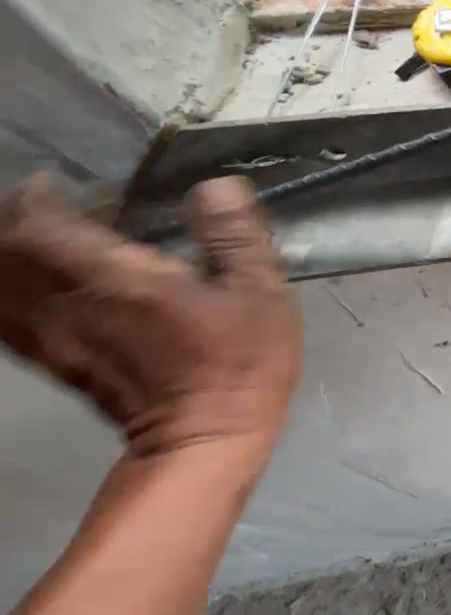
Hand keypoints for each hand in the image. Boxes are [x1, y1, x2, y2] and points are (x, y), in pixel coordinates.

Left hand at [0, 176, 299, 461]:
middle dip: (16, 222)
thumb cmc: (244, 357)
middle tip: (55, 202)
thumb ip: (235, 236)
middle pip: (6, 255)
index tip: (57, 181)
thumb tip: (215, 185)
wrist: (205, 433)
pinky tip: (35, 281)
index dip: (36, 199)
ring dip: (7, 255)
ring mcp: (51, 337)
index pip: (42, 230)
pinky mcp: (51, 358)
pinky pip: (4, 313)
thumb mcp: (261, 292)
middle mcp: (68, 306)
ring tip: (41, 235)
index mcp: (120, 283)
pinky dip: (6, 288)